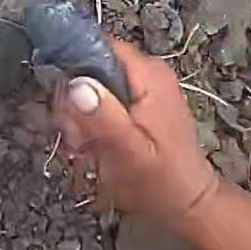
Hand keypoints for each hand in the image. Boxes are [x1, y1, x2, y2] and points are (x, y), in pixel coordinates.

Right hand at [51, 39, 220, 223]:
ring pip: (91, 84)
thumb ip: (104, 117)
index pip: (97, 45)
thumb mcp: (130, 152)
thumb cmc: (161, 181)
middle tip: (76, 135)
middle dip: (74, 99)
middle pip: (90, 66)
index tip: (62, 101)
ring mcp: (142, 85)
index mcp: (148, 74)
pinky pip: (101, 98)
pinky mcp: (137, 101)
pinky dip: (89, 120)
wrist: (188, 204)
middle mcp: (146, 71)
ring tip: (83, 144)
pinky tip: (90, 144)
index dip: (71, 66)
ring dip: (79, 114)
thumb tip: (76, 84)